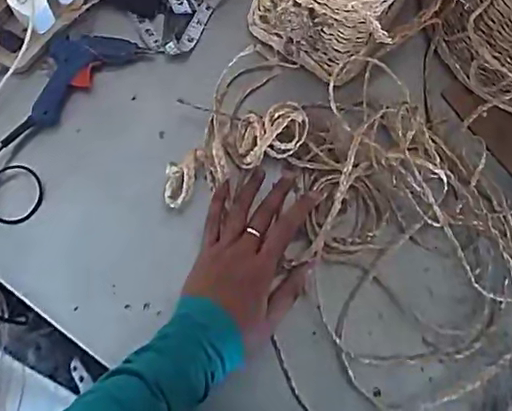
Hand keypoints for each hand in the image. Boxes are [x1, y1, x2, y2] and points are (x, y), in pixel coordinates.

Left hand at [181, 170, 316, 345]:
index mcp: (262, 267)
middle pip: (263, 214)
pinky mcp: (205, 251)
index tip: (314, 193)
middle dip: (278, 192)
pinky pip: (212, 221)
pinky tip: (225, 184)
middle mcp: (243, 251)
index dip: (301, 208)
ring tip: (259, 170)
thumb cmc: (237, 335)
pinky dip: (219, 201)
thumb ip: (290, 290)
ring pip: (239, 211)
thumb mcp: (270, 320)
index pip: (285, 229)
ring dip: (250, 189)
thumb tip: (310, 262)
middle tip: (289, 174)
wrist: (197, 343)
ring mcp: (222, 248)